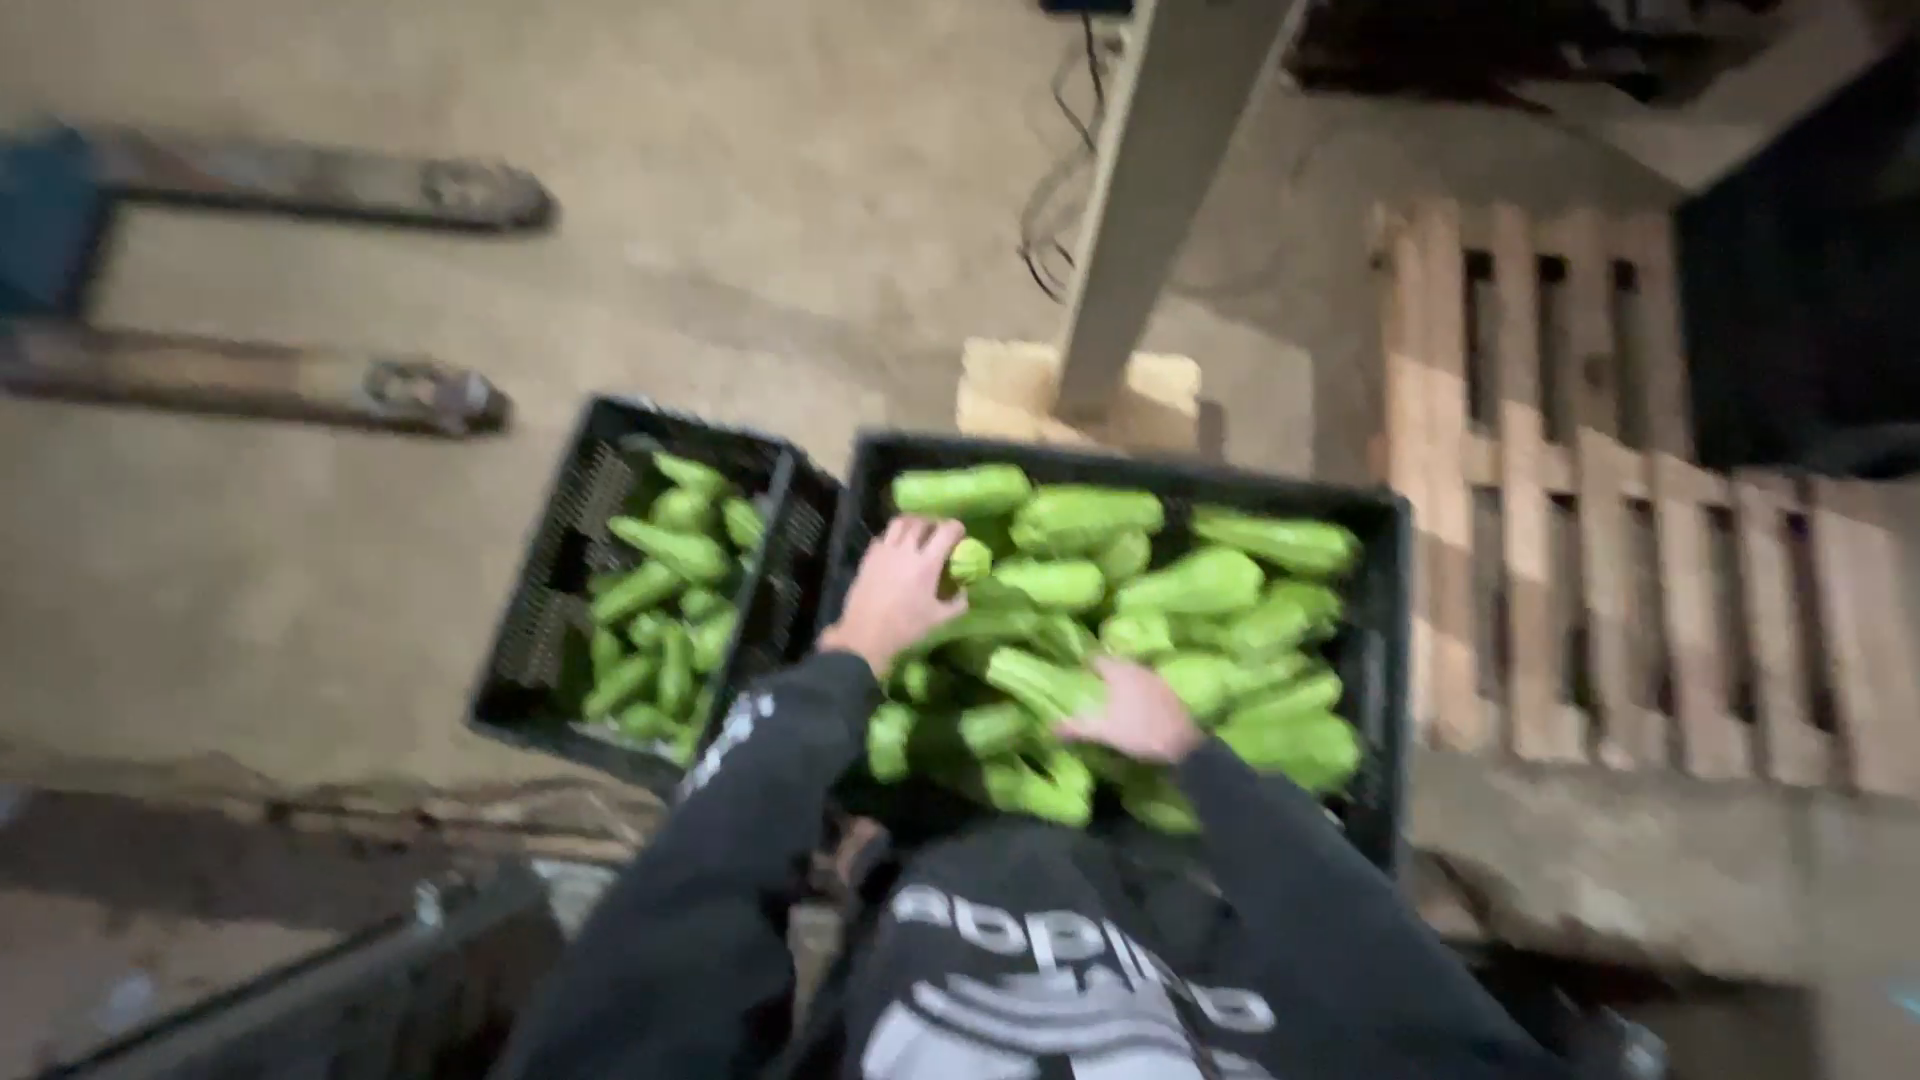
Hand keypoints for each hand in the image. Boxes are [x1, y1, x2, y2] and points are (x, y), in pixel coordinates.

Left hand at [819, 516, 967, 676]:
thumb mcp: (939, 619)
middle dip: (934, 521)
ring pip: (899, 522)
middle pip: (921, 521)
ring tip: (917, 531)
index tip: (960, 533)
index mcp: (926, 564)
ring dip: (912, 522)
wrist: (865, 634)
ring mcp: (884, 551)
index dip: (956, 527)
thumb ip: (957, 603)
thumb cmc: (905, 627)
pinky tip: (896, 547)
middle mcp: (905, 550)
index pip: (946, 531)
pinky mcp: (869, 557)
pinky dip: (893, 535)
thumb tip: (964, 591)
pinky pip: (883, 536)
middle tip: (939, 530)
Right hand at [1056, 657, 1204, 764]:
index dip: (1087, 662)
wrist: (1183, 745)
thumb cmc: (1139, 731)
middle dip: (1105, 668)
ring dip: (1123, 677)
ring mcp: (1156, 679)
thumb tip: (1050, 727)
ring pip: (1134, 671)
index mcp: (1120, 672)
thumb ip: (1076, 726)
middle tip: (1093, 679)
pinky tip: (1135, 700)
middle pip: (1117, 662)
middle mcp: (1138, 669)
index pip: (1098, 658)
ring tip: (1112, 689)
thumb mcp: (1103, 731)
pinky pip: (1147, 682)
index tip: (1078, 668)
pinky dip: (1137, 687)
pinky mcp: (1169, 692)